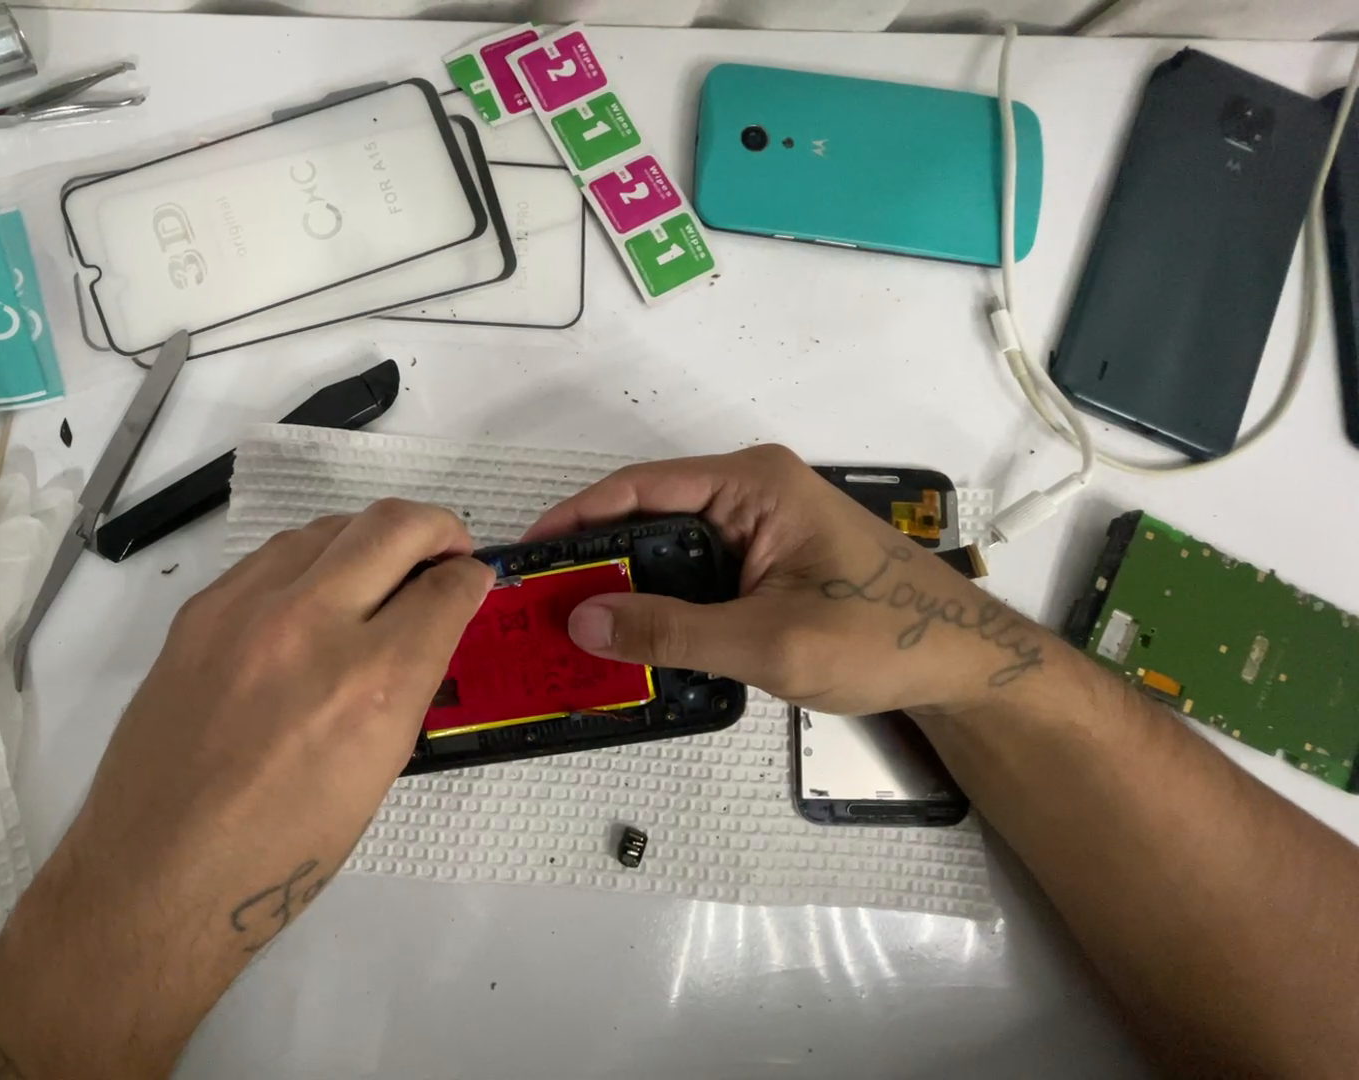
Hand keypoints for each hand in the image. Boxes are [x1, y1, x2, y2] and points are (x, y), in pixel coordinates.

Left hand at [0, 500, 491, 1078]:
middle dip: (438, 528)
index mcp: (371, 685)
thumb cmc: (283, 848)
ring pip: (330, 526)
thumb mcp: (377, 771)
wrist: (157, 870)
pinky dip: (312, 558)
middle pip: (394, 527)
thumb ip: (409, 683)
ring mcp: (246, 608)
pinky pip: (274, 554)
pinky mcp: (200, 609)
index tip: (473, 579)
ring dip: (371, 537)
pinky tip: (313, 591)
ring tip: (379, 569)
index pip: (444, 591)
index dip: (471, 578)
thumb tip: (428, 625)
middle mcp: (311, 626)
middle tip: (446, 549)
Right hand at [523, 445, 1050, 716]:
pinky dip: (654, 597)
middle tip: (542, 596)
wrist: (968, 668)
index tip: (528, 553)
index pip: (640, 487)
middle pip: (645, 513)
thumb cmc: (884, 640)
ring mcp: (754, 524)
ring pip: (663, 545)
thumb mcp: (770, 643)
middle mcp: (747, 490)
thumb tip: (579, 622)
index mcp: (753, 484)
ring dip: (620, 580)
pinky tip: (628, 630)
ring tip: (571, 617)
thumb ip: (672, 632)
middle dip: (591, 553)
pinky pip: (688, 569)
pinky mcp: (759, 557)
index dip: (576, 516)